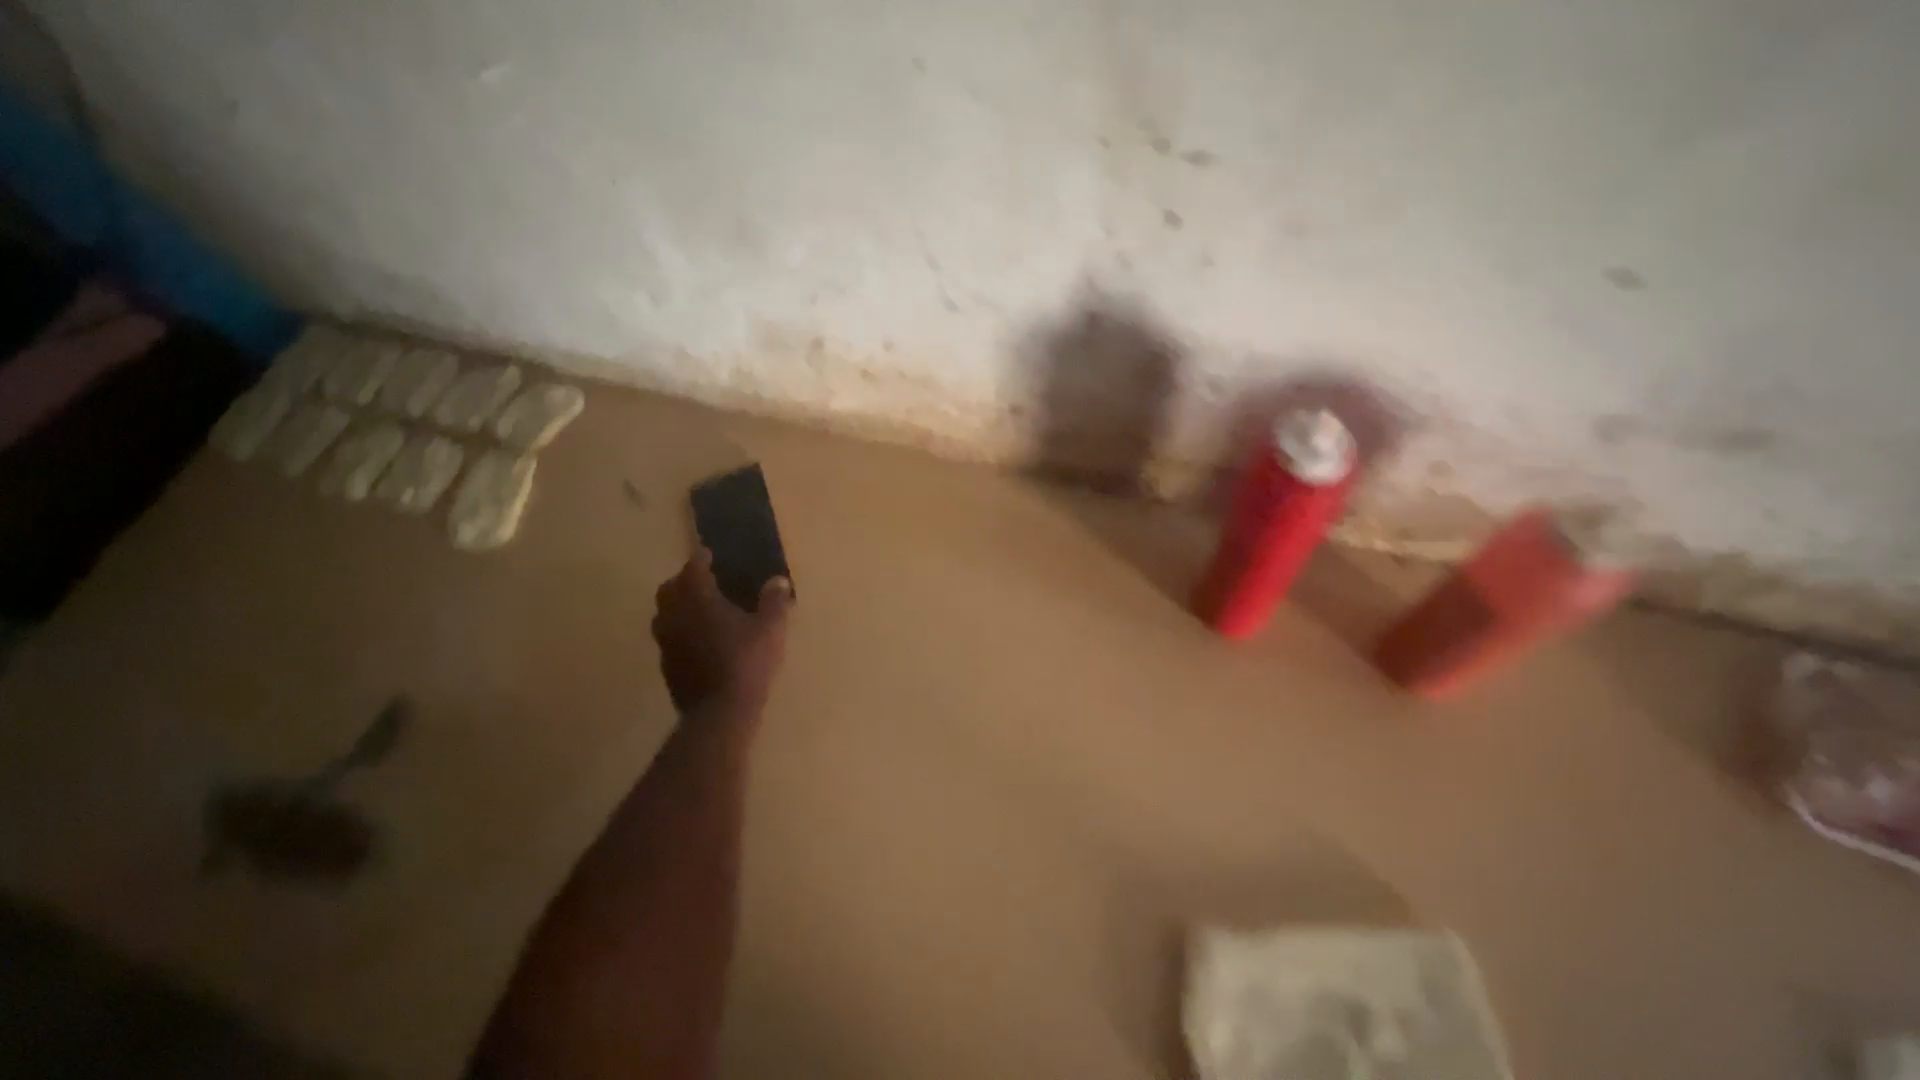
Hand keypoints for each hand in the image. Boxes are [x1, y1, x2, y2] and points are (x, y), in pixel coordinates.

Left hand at [651, 549, 792, 715]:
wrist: (719, 712)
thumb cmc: (745, 662)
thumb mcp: (770, 630)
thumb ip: (774, 602)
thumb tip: (779, 580)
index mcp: (697, 598)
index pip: (693, 568)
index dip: (701, 559)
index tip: (709, 554)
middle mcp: (674, 615)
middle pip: (670, 589)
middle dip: (684, 581)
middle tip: (703, 582)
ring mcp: (666, 641)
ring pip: (664, 614)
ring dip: (678, 607)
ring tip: (699, 610)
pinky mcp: (666, 665)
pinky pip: (669, 638)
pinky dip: (680, 631)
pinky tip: (698, 641)